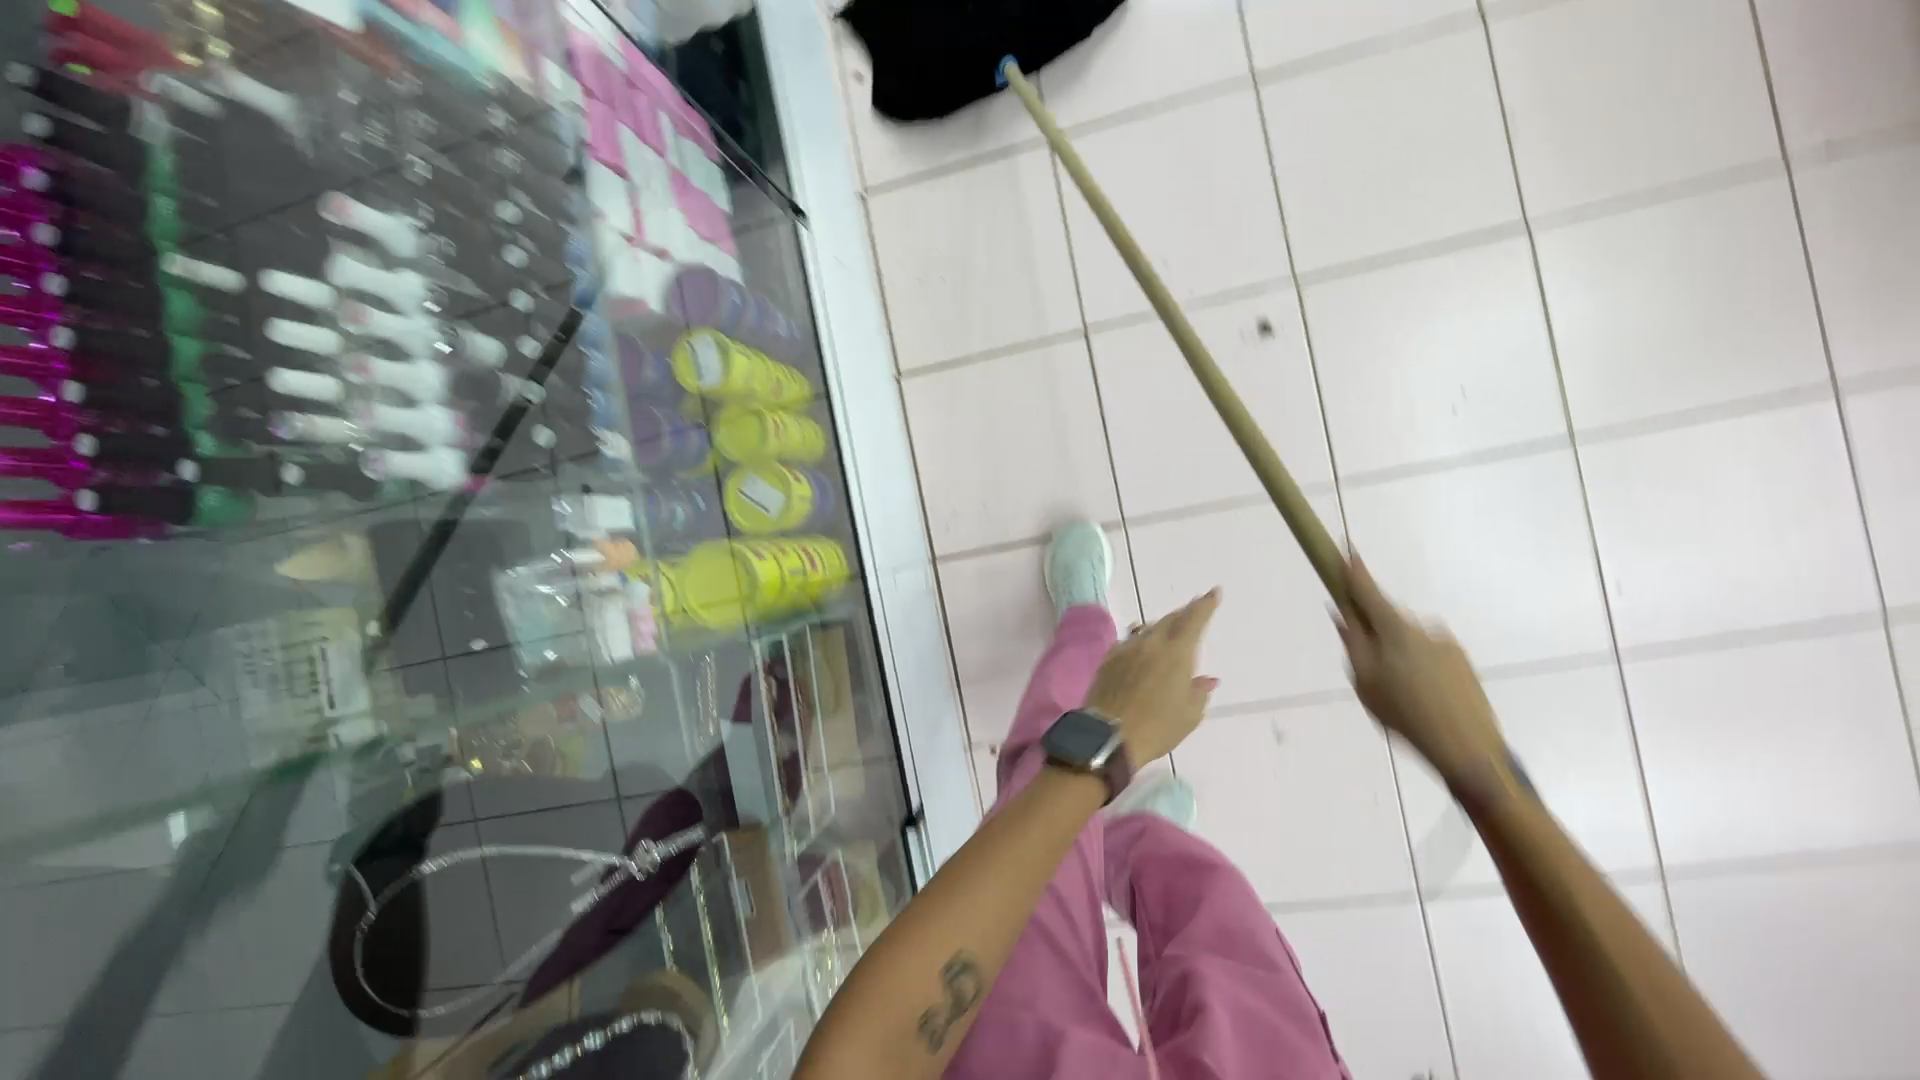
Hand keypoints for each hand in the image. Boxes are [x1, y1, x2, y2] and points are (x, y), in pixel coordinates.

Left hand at [1084, 589, 1221, 764]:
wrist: (1108, 736)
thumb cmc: (1157, 728)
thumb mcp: (1188, 715)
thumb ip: (1198, 692)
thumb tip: (1206, 679)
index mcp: (1177, 653)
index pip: (1194, 620)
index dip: (1205, 605)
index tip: (1213, 592)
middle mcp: (1151, 643)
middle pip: (1170, 620)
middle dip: (1183, 614)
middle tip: (1192, 613)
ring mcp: (1126, 649)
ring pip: (1147, 629)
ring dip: (1161, 628)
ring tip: (1168, 633)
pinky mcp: (1108, 659)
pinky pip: (1129, 642)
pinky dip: (1140, 641)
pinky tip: (1141, 650)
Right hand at [1333, 558, 1507, 785]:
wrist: (1470, 749)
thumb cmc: (1405, 716)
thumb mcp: (1365, 682)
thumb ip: (1353, 644)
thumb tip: (1343, 612)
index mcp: (1395, 630)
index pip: (1368, 590)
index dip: (1353, 569)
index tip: (1345, 545)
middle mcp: (1423, 627)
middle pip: (1387, 618)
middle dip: (1372, 632)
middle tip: (1367, 669)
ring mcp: (1447, 644)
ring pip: (1407, 640)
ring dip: (1396, 656)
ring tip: (1398, 697)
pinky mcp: (1463, 663)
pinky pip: (1428, 655)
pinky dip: (1417, 668)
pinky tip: (1419, 700)